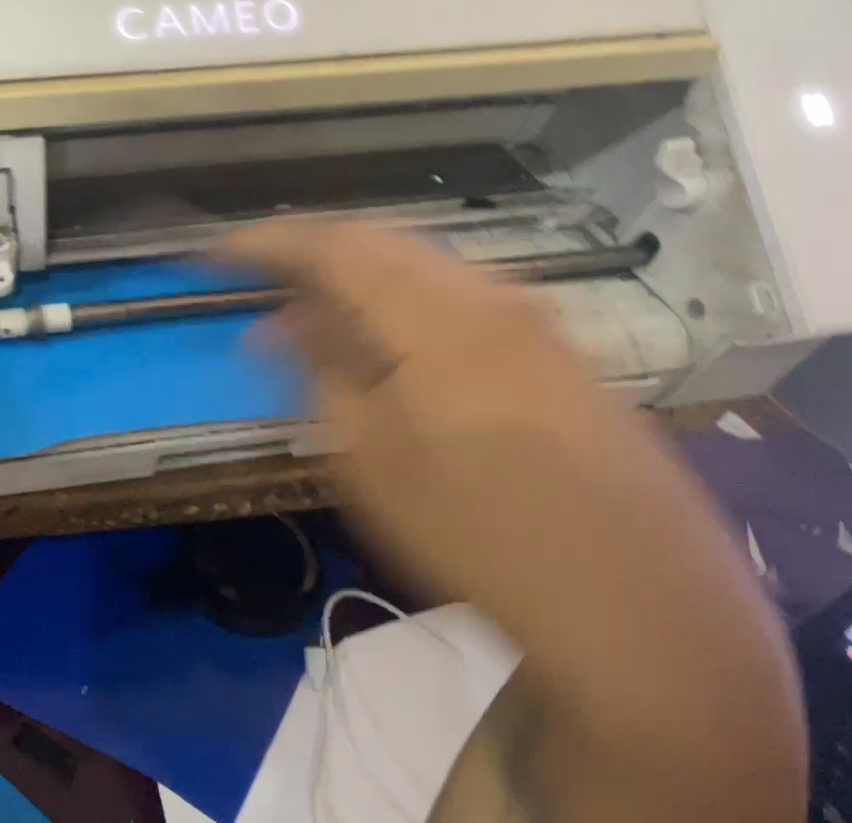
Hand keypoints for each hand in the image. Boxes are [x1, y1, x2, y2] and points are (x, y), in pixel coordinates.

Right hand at [217, 217, 663, 600]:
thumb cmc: (476, 537)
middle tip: (256, 281)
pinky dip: (406, 304)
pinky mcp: (560, 354)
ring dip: (359, 278)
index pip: (334, 245)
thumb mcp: (368, 460)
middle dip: (311, 253)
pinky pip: (461, 298)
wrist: (639, 610)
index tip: (212, 257)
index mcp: (437, 316)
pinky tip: (388, 345)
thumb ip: (322, 369)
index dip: (265, 243)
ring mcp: (536, 322)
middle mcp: (492, 296)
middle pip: (382, 241)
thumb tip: (280, 320)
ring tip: (312, 316)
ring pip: (425, 267)